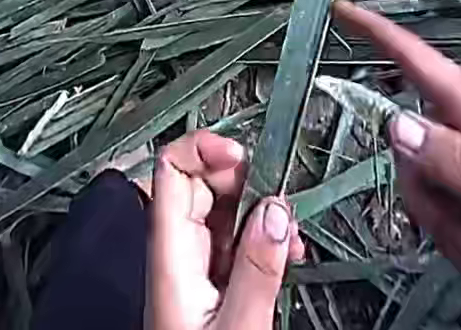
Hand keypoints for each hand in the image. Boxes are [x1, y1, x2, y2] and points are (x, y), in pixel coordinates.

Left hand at [146, 131, 305, 329]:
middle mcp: (177, 251)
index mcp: (170, 254)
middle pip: (204, 181)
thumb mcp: (237, 329)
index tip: (240, 154)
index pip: (170, 168)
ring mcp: (194, 265)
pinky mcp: (212, 282)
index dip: (203, 148)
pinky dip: (263, 236)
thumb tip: (275, 211)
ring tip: (290, 235)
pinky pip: (236, 237)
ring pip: (224, 208)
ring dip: (261, 211)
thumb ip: (256, 270)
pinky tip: (285, 252)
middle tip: (279, 203)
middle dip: (247, 182)